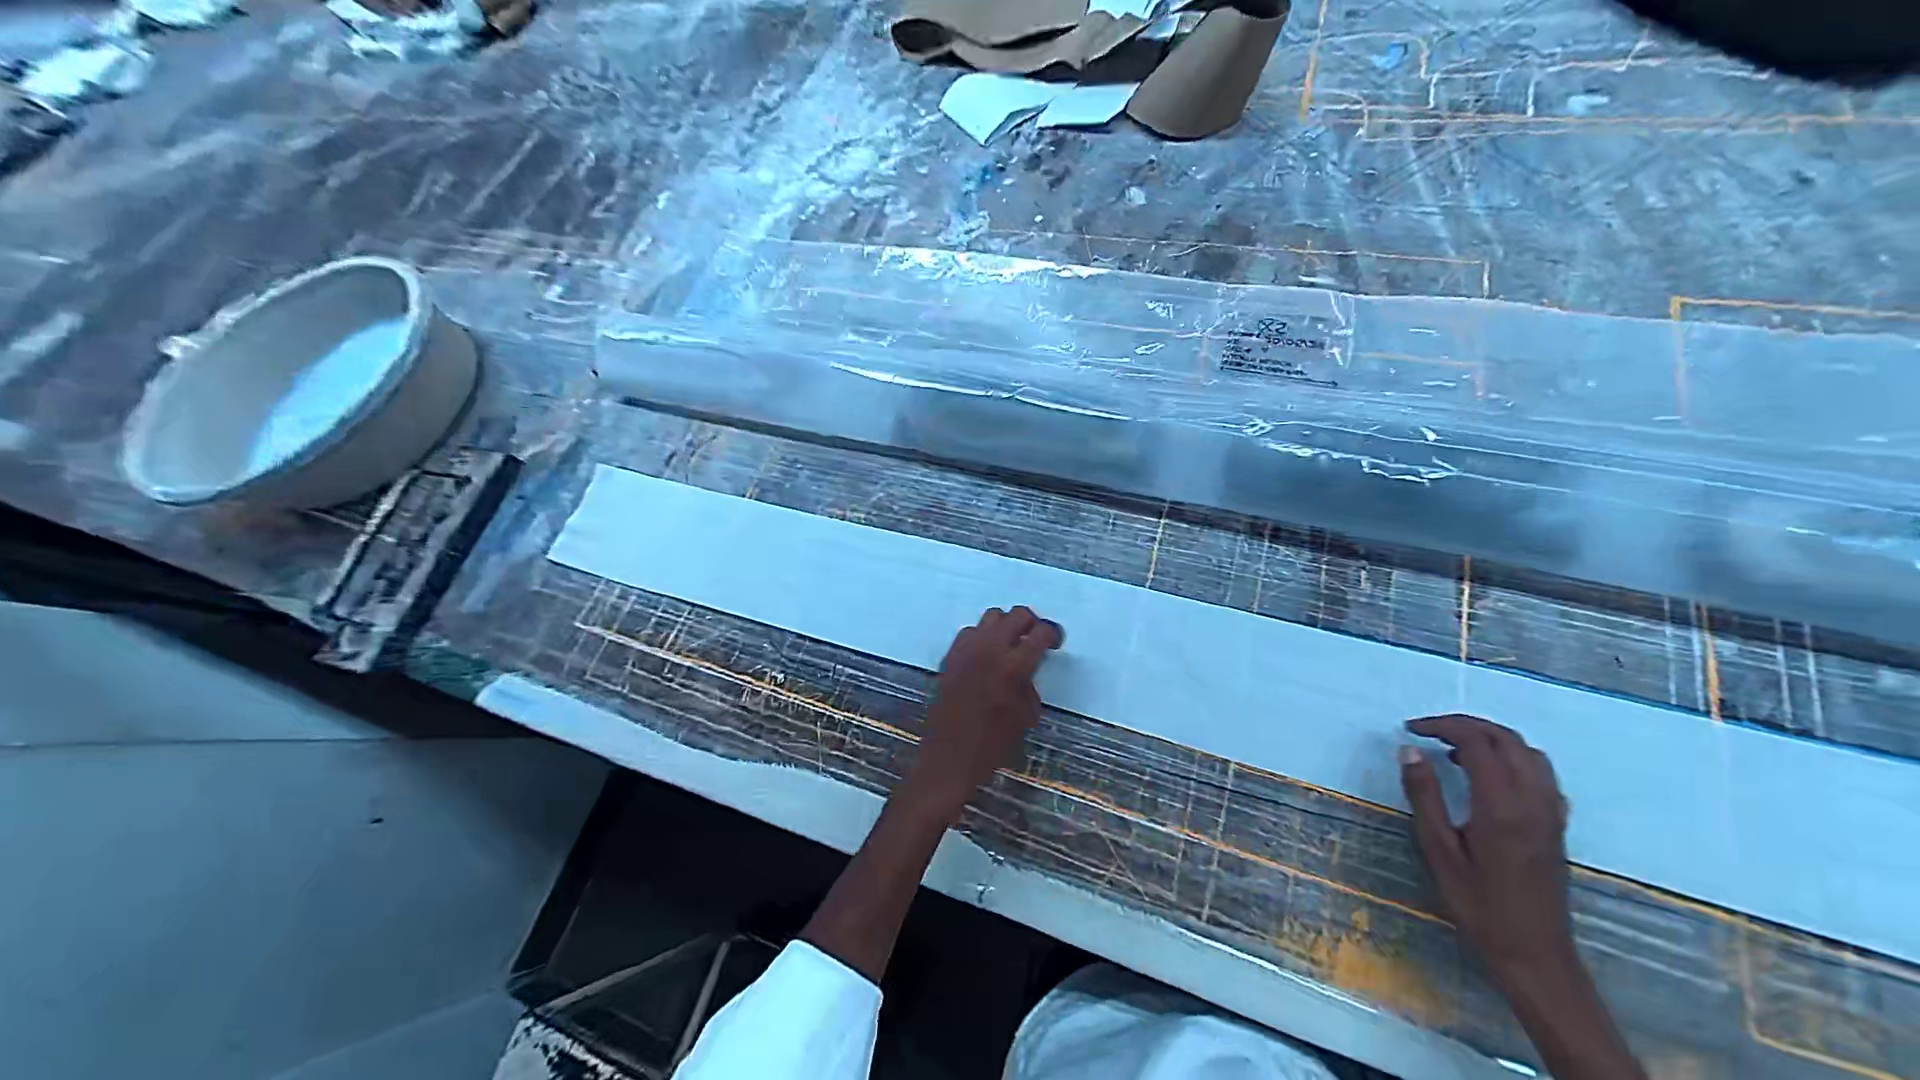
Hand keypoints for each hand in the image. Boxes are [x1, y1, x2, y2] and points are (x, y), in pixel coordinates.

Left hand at [900, 606, 1062, 821]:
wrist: (949, 758)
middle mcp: (989, 650)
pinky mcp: (950, 657)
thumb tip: (1028, 669)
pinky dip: (982, 636)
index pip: (1040, 633)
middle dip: (1031, 623)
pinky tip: (986, 655)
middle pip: (1016, 615)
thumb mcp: (1025, 715)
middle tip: (1036, 639)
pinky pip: (970, 632)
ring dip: (1006, 626)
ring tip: (1011, 644)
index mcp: (1013, 667)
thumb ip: (1029, 684)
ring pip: (992, 617)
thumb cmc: (993, 744)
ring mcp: (966, 651)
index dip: (1053, 633)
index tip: (1055, 642)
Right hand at [1400, 715, 1646, 1079]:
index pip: (1477, 742)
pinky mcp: (1558, 825)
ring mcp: (1552, 812)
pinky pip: (1541, 774)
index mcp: (1502, 805)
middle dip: (1466, 725)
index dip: (1442, 726)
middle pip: (1506, 739)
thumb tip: (1410, 751)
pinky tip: (1490, 777)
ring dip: (1492, 740)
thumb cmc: (1477, 903)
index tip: (1411, 729)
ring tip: (1455, 750)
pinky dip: (1513, 759)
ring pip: (1529, 753)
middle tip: (1429, 730)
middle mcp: (1534, 801)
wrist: (1533, 952)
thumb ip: (1424, 796)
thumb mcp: (1438, 849)